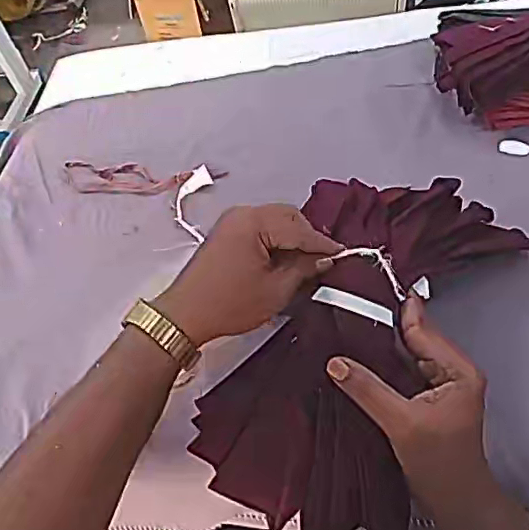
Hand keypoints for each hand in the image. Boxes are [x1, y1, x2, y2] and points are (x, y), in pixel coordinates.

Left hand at [154, 204, 342, 344]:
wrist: (186, 315)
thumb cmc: (226, 305)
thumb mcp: (276, 291)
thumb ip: (304, 269)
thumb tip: (323, 259)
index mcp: (253, 223)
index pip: (299, 228)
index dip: (323, 244)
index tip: (342, 254)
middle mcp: (242, 214)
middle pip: (288, 216)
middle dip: (308, 237)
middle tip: (325, 259)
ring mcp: (232, 221)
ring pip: (275, 220)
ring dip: (292, 237)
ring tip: (306, 262)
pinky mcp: (227, 232)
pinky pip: (261, 227)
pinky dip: (277, 239)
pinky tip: (285, 258)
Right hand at [326, 297, 528, 529]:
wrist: (458, 506)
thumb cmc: (442, 466)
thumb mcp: (402, 424)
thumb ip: (368, 390)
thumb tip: (335, 362)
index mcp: (459, 370)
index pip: (421, 330)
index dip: (394, 311)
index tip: (366, 288)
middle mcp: (452, 371)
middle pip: (412, 340)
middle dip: (382, 329)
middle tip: (346, 309)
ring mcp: (440, 386)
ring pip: (404, 357)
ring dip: (379, 349)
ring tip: (346, 331)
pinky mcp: (426, 400)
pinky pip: (400, 374)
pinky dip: (381, 368)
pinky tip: (358, 362)